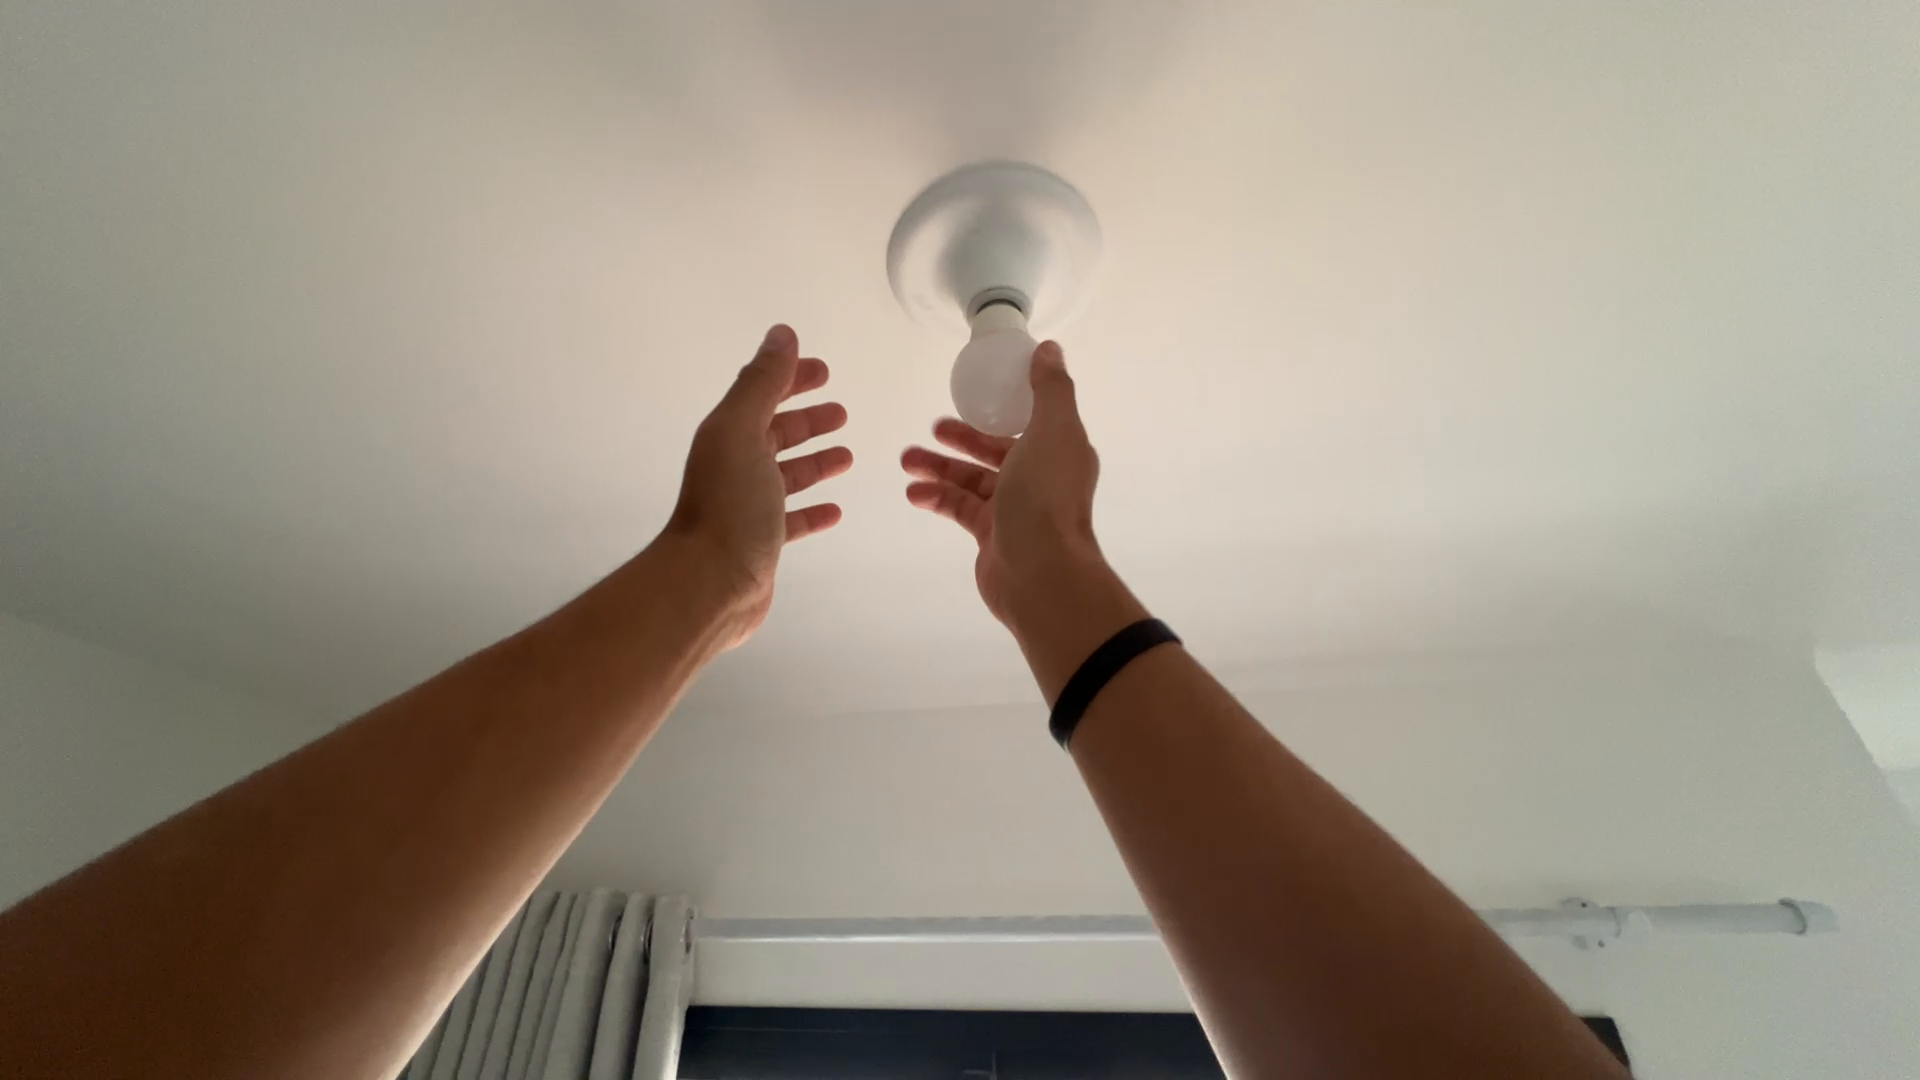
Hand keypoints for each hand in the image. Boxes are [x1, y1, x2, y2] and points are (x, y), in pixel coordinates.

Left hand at [664, 324, 850, 646]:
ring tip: (846, 456)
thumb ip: (762, 384)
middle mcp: (735, 468)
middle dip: (808, 421)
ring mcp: (749, 506)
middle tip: (841, 413)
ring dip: (815, 462)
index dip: (792, 379)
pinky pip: (793, 519)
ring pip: (787, 476)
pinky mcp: (762, 542)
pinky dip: (814, 510)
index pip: (764, 396)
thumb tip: (782, 334)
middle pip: (777, 435)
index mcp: (729, 437)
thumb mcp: (743, 432)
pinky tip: (834, 509)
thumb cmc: (729, 504)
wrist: (711, 583)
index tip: (824, 372)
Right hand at [900, 341, 1103, 626]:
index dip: (1003, 409)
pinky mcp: (991, 536)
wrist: (1040, 572)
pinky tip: (914, 492)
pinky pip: (960, 509)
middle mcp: (1040, 479)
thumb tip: (1049, 349)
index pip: (1031, 423)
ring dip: (940, 468)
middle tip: (932, 428)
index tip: (974, 397)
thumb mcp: (1053, 429)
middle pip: (996, 452)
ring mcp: (1015, 510)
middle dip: (963, 439)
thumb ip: (1051, 388)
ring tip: (906, 460)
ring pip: (972, 481)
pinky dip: (938, 498)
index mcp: (1059, 451)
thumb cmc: (1045, 496)